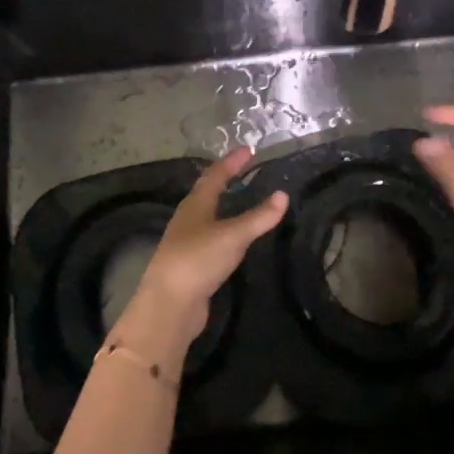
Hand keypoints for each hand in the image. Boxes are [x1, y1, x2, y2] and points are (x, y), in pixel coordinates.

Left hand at [130, 146, 288, 345]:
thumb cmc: (198, 259)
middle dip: (226, 179)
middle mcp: (189, 218)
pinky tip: (235, 239)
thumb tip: (283, 194)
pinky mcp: (192, 263)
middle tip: (246, 170)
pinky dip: (226, 230)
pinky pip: (212, 237)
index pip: (216, 175)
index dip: (232, 161)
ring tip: (243, 200)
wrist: (169, 304)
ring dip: (225, 205)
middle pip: (208, 192)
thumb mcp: (232, 236)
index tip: (249, 149)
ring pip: (209, 215)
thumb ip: (258, 217)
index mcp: (195, 204)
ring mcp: (187, 241)